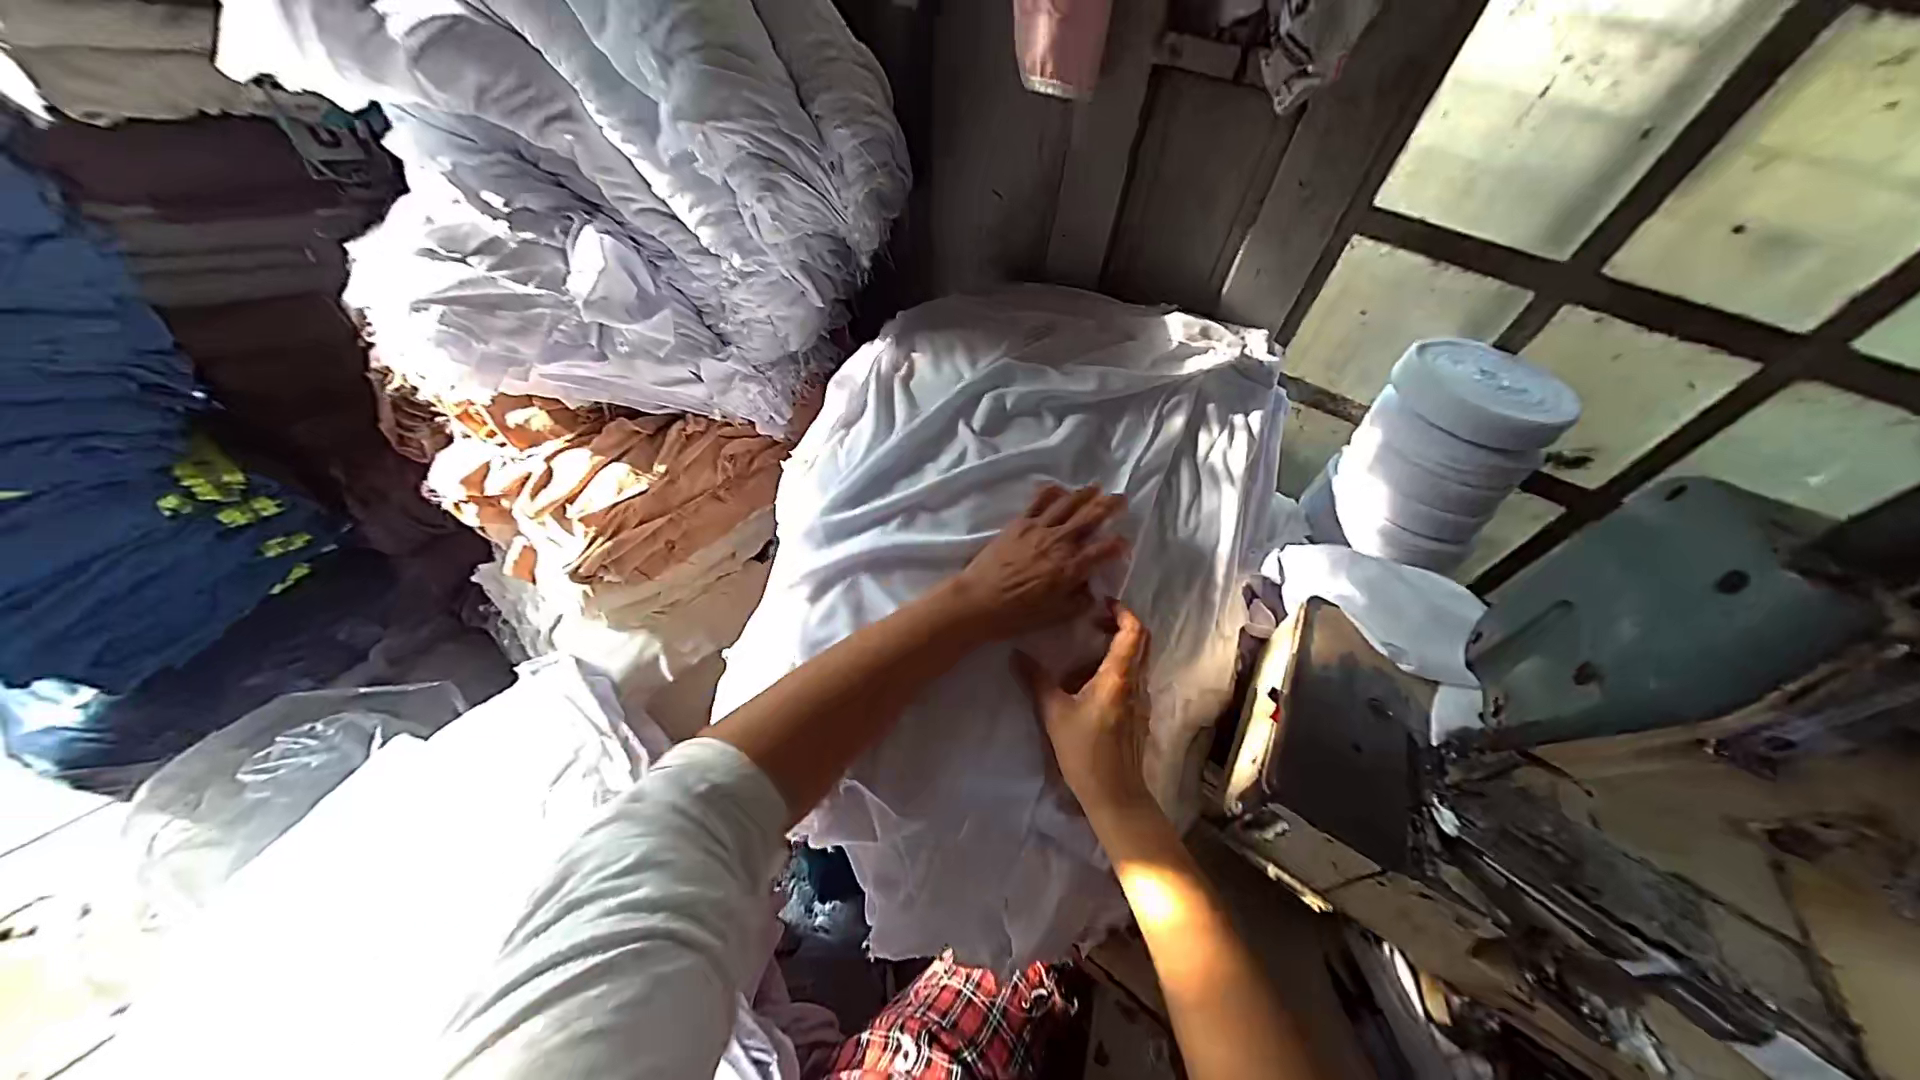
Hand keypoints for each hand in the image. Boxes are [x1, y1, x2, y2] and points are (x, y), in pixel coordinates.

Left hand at [941, 484, 1128, 638]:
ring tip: (1096, 488)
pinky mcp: (1019, 523)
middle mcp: (1060, 542)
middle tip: (1121, 498)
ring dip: (1085, 494)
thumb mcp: (1056, 616)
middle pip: (1091, 517)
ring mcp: (1038, 528)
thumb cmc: (1017, 614)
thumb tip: (1091, 589)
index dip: (1119, 545)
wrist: (978, 600)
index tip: (1124, 542)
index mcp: (1071, 568)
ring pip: (1068, 503)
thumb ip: (1079, 601)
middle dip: (1109, 506)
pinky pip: (1039, 501)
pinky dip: (1052, 492)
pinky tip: (1061, 488)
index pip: (1104, 550)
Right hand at [1013, 603, 1153, 818]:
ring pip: (1138, 661)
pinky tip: (1089, 684)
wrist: (1116, 795)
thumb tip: (1018, 654)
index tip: (1102, 603)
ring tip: (1083, 653)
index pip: (1134, 631)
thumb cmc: (1085, 752)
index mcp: (1118, 677)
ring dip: (1116, 648)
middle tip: (1092, 620)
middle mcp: (1137, 683)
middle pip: (1142, 641)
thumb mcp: (1054, 714)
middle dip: (1121, 624)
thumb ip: (1037, 680)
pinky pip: (1133, 679)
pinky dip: (1116, 669)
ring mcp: (1142, 700)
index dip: (1122, 611)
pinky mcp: (1140, 715)